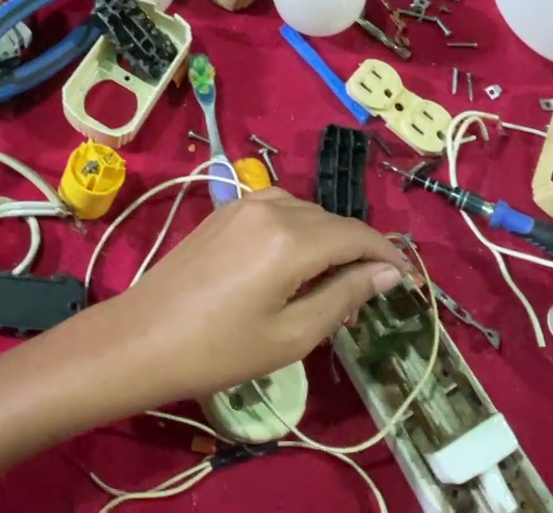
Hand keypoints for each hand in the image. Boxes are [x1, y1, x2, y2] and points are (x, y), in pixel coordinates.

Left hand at [75, 189, 412, 404]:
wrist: (145, 335)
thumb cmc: (221, 348)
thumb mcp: (293, 334)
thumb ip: (344, 296)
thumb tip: (386, 272)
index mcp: (290, 238)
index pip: (356, 235)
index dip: (387, 254)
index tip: (407, 280)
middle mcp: (270, 207)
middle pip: (331, 220)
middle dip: (357, 250)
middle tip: (366, 296)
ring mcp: (242, 204)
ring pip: (304, 210)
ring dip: (326, 237)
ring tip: (331, 282)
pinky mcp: (222, 210)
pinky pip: (276, 208)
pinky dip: (297, 229)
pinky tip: (293, 262)